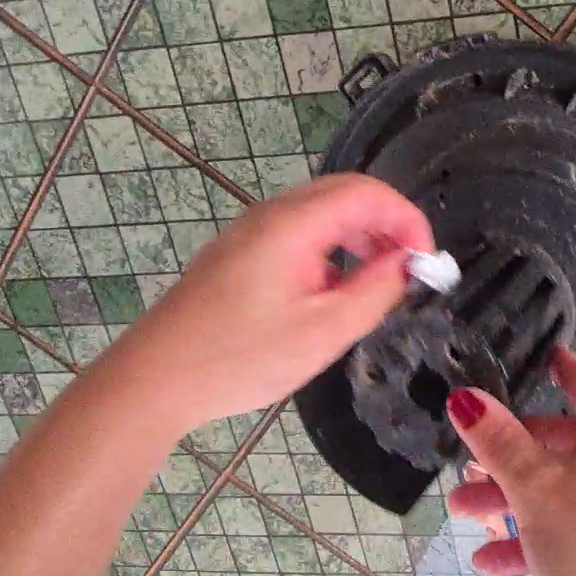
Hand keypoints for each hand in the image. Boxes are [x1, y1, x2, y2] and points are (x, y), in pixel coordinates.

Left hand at [92, 173, 431, 435]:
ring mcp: (251, 231)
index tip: (426, 260)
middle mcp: (271, 214)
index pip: (368, 193)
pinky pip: (301, 230)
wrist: (149, 383)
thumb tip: (409, 263)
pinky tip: (337, 286)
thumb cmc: (239, 358)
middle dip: (389, 222)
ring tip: (382, 276)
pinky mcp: (240, 252)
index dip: (408, 219)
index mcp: (293, 224)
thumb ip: (377, 290)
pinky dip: (334, 245)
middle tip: (410, 264)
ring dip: (363, 233)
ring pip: (324, 210)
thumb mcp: (324, 331)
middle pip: (347, 192)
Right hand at [444, 348, 575, 575]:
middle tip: (466, 468)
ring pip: (562, 489)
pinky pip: (574, 528)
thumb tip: (467, 397)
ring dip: (513, 500)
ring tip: (463, 514)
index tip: (545, 356)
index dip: (562, 369)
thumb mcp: (537, 488)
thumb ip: (500, 443)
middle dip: (510, 456)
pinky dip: (536, 537)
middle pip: (563, 442)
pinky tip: (492, 560)